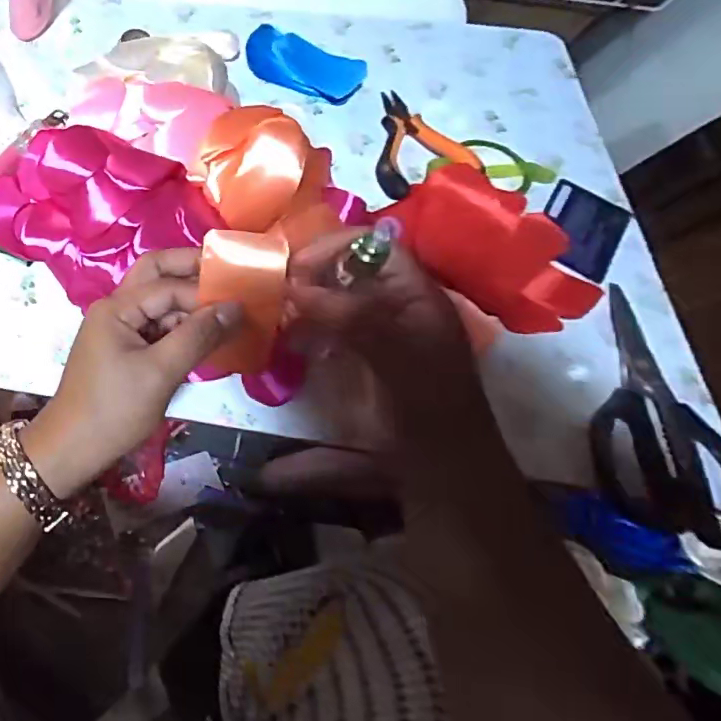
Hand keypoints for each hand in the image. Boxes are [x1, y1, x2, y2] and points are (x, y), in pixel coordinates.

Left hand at [23, 249, 239, 496]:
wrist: (71, 450)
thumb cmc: (114, 410)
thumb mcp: (160, 372)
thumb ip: (198, 336)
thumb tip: (234, 307)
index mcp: (117, 307)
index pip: (168, 286)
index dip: (204, 293)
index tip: (241, 302)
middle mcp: (115, 308)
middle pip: (156, 274)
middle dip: (190, 271)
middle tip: (227, 275)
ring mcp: (118, 328)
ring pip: (157, 301)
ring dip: (188, 302)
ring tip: (224, 310)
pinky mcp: (124, 348)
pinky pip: (156, 325)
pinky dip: (180, 326)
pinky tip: (205, 335)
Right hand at [285, 229, 482, 431]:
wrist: (445, 475)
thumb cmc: (429, 409)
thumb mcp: (397, 358)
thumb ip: (352, 319)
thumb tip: (295, 288)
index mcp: (413, 294)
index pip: (373, 246)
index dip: (334, 247)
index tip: (295, 267)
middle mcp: (393, 306)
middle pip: (347, 270)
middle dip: (310, 275)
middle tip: (275, 292)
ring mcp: (374, 333)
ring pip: (332, 300)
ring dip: (303, 302)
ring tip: (276, 316)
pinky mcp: (359, 360)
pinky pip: (326, 331)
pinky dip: (304, 330)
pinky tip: (287, 344)